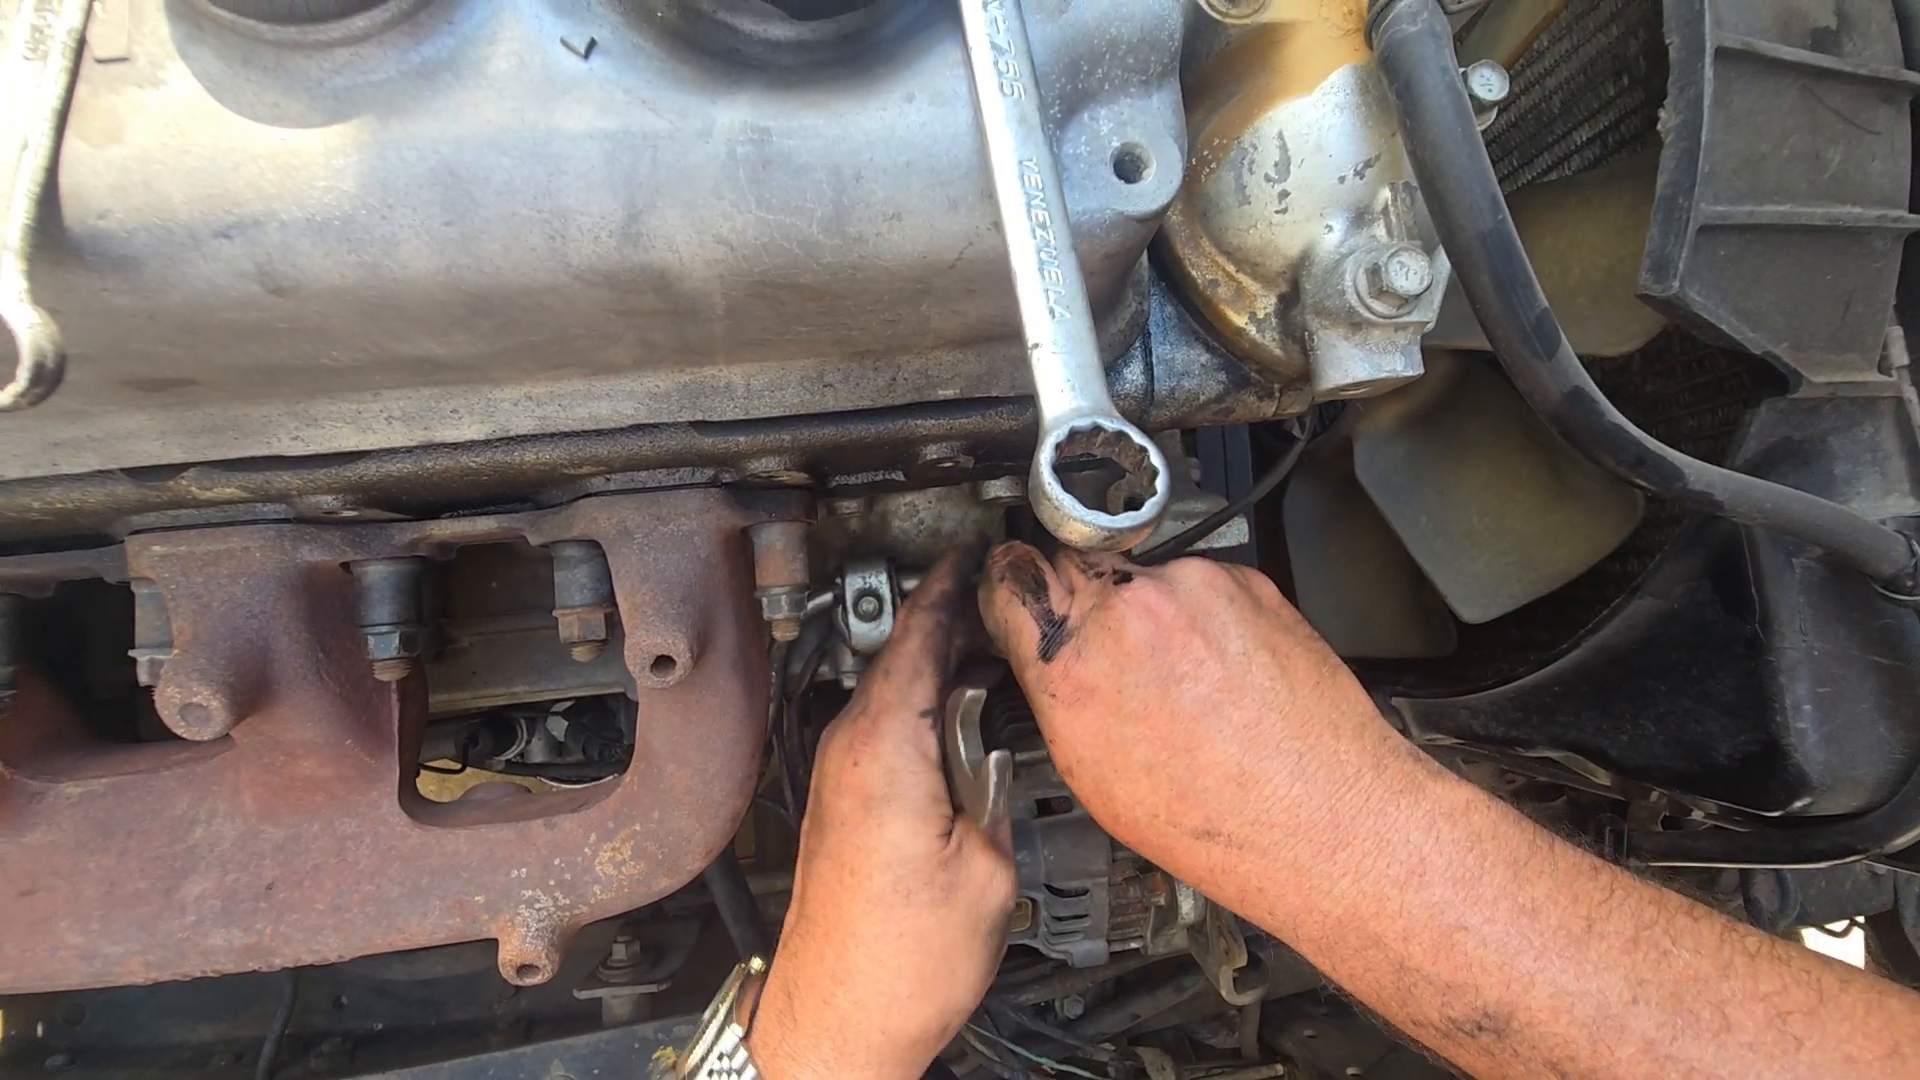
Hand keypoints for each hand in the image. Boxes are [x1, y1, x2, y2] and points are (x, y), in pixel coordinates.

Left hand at [749, 549, 1016, 1079]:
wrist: (835, 1020)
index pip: (919, 634)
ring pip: (892, 681)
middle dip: (951, 617)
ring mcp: (838, 766)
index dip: (950, 585)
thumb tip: (986, 735)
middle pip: (903, 650)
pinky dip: (919, 695)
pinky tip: (952, 707)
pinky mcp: (839, 791)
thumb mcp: (987, 866)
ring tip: (985, 651)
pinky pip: (883, 716)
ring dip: (936, 657)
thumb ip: (992, 779)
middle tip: (997, 604)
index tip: (972, 555)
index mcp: (888, 746)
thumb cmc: (903, 961)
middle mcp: (851, 743)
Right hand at [975, 543, 1423, 920]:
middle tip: (1112, 648)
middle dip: (1080, 601)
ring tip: (1182, 670)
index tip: (1015, 587)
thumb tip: (1040, 651)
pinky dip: (1198, 611)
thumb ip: (1054, 688)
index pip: (1008, 579)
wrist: (1322, 815)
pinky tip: (1219, 663)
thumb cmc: (1212, 815)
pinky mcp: (1238, 578)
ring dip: (1147, 609)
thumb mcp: (1088, 768)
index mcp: (1072, 667)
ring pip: (1136, 574)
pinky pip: (1194, 580)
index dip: (1010, 586)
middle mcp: (1124, 613)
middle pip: (1070, 566)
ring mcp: (1186, 588)